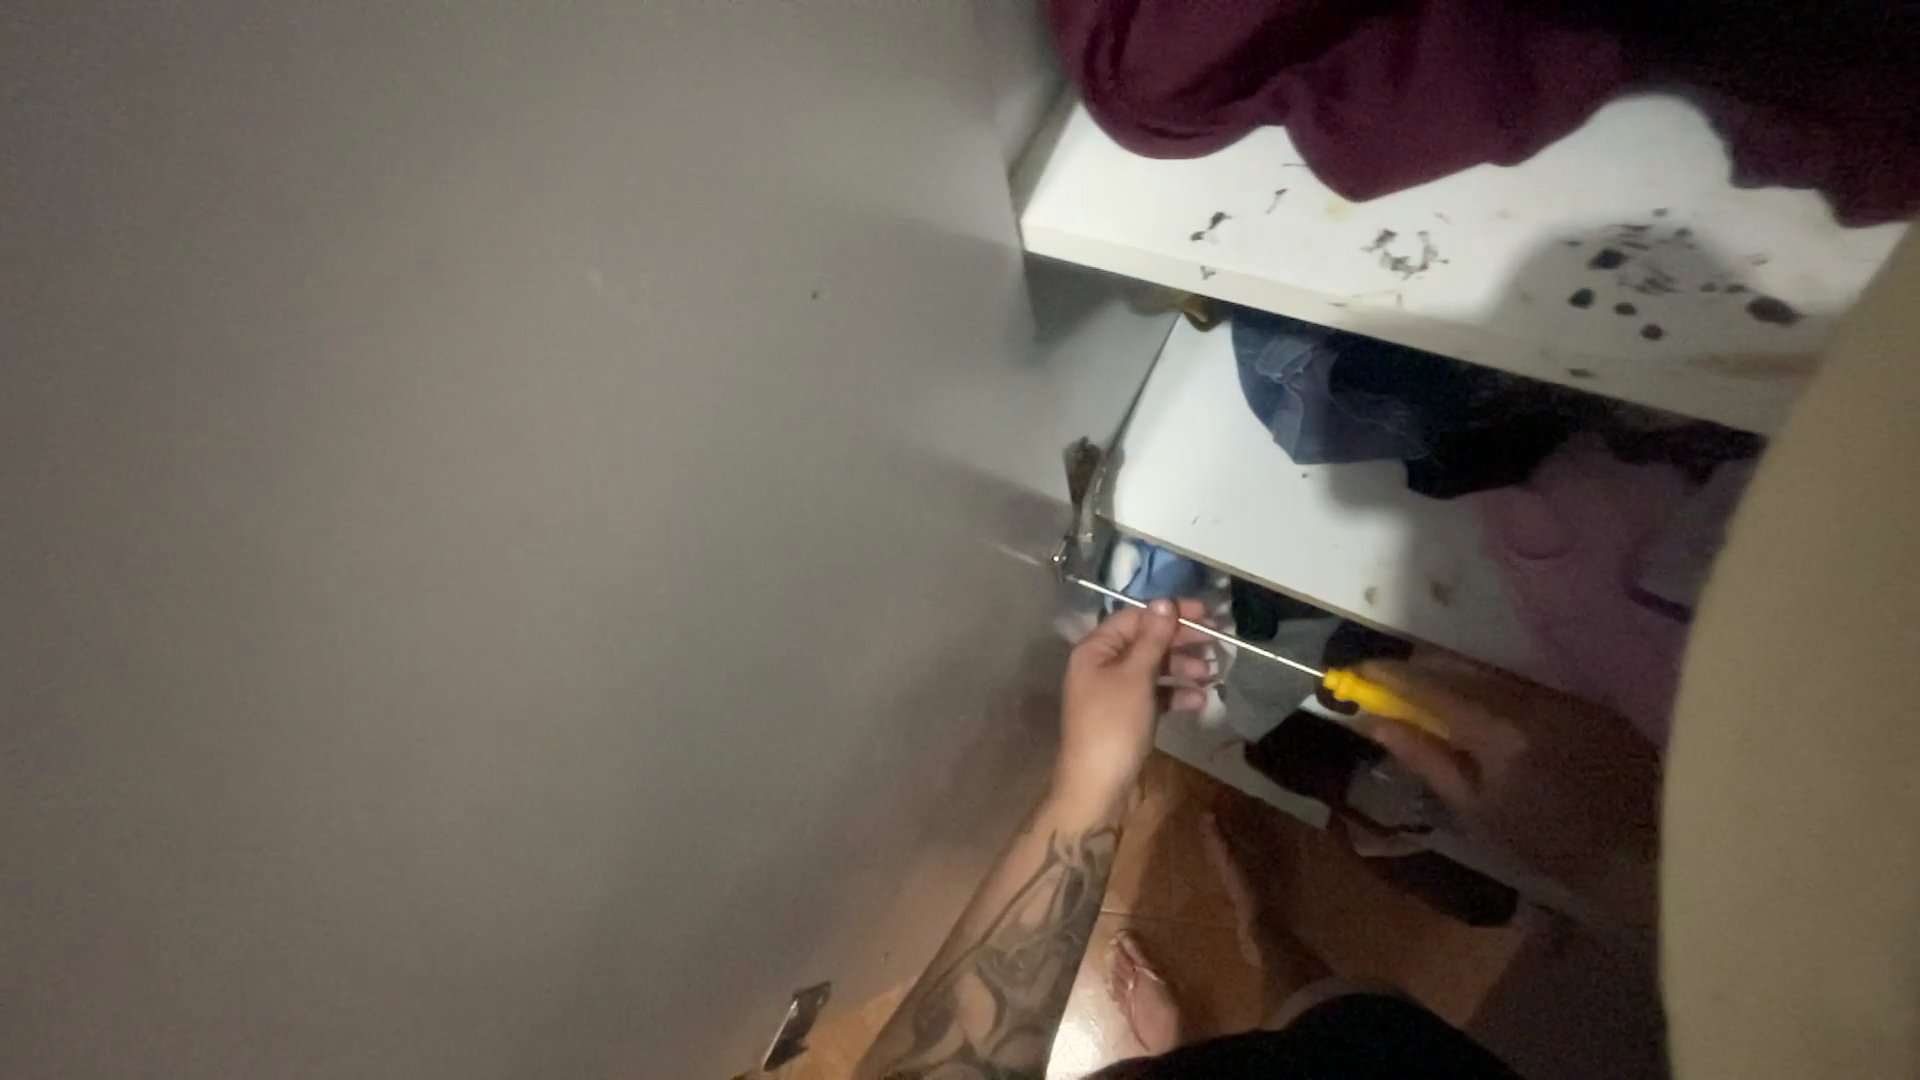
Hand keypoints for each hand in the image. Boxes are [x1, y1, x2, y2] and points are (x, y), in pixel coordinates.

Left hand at [1052, 598, 1210, 815]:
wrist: (1097, 785)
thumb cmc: (1113, 724)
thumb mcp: (1135, 676)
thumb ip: (1152, 638)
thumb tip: (1165, 601)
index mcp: (1094, 649)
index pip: (1134, 618)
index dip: (1168, 613)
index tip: (1205, 614)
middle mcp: (1100, 665)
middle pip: (1144, 642)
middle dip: (1179, 642)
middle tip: (1216, 642)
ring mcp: (1113, 692)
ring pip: (1151, 669)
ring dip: (1181, 669)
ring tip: (1209, 675)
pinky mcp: (1126, 716)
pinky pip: (1153, 696)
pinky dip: (1175, 696)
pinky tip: (1199, 702)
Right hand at [1355, 658, 1660, 896]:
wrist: (1656, 859)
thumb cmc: (1553, 844)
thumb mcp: (1476, 810)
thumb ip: (1425, 758)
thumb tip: (1376, 722)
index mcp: (1497, 728)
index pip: (1428, 686)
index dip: (1388, 675)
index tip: (1355, 671)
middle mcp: (1530, 700)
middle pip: (1460, 670)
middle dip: (1418, 671)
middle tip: (1387, 681)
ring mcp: (1564, 698)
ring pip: (1493, 675)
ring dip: (1455, 679)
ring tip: (1430, 693)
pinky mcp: (1589, 705)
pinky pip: (1525, 686)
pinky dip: (1492, 690)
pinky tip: (1485, 708)